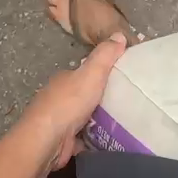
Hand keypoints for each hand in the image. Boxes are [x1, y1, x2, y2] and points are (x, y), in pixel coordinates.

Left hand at [16, 34, 126, 170]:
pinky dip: (96, 141)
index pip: (84, 74)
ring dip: (101, 122)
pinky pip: (84, 140)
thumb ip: (105, 56)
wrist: (47, 141)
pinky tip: (113, 142)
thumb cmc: (68, 104)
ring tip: (128, 124)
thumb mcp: (91, 73)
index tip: (124, 80)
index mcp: (64, 80)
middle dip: (103, 100)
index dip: (102, 75)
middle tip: (130, 104)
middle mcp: (59, 99)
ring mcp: (60, 122)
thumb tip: (119, 35)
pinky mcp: (63, 143)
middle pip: (85, 97)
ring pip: (85, 119)